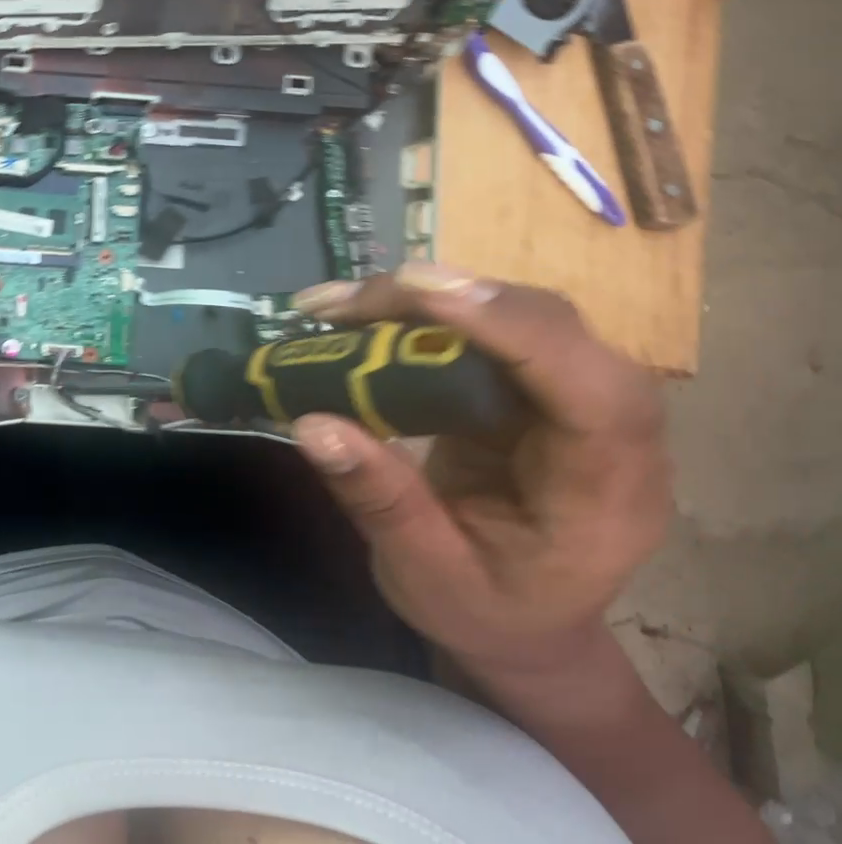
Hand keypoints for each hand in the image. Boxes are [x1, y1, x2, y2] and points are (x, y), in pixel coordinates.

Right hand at [286, 263, 672, 676]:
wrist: (524, 629)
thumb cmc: (485, 613)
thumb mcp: (424, 573)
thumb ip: (379, 500)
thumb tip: (312, 423)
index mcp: (606, 497)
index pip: (595, 395)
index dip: (519, 333)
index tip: (425, 294)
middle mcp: (611, 436)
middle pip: (555, 335)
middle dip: (451, 303)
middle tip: (345, 304)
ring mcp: (571, 407)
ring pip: (515, 321)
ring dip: (424, 303)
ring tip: (334, 307)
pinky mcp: (529, 395)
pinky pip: (483, 336)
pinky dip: (418, 319)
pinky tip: (360, 319)